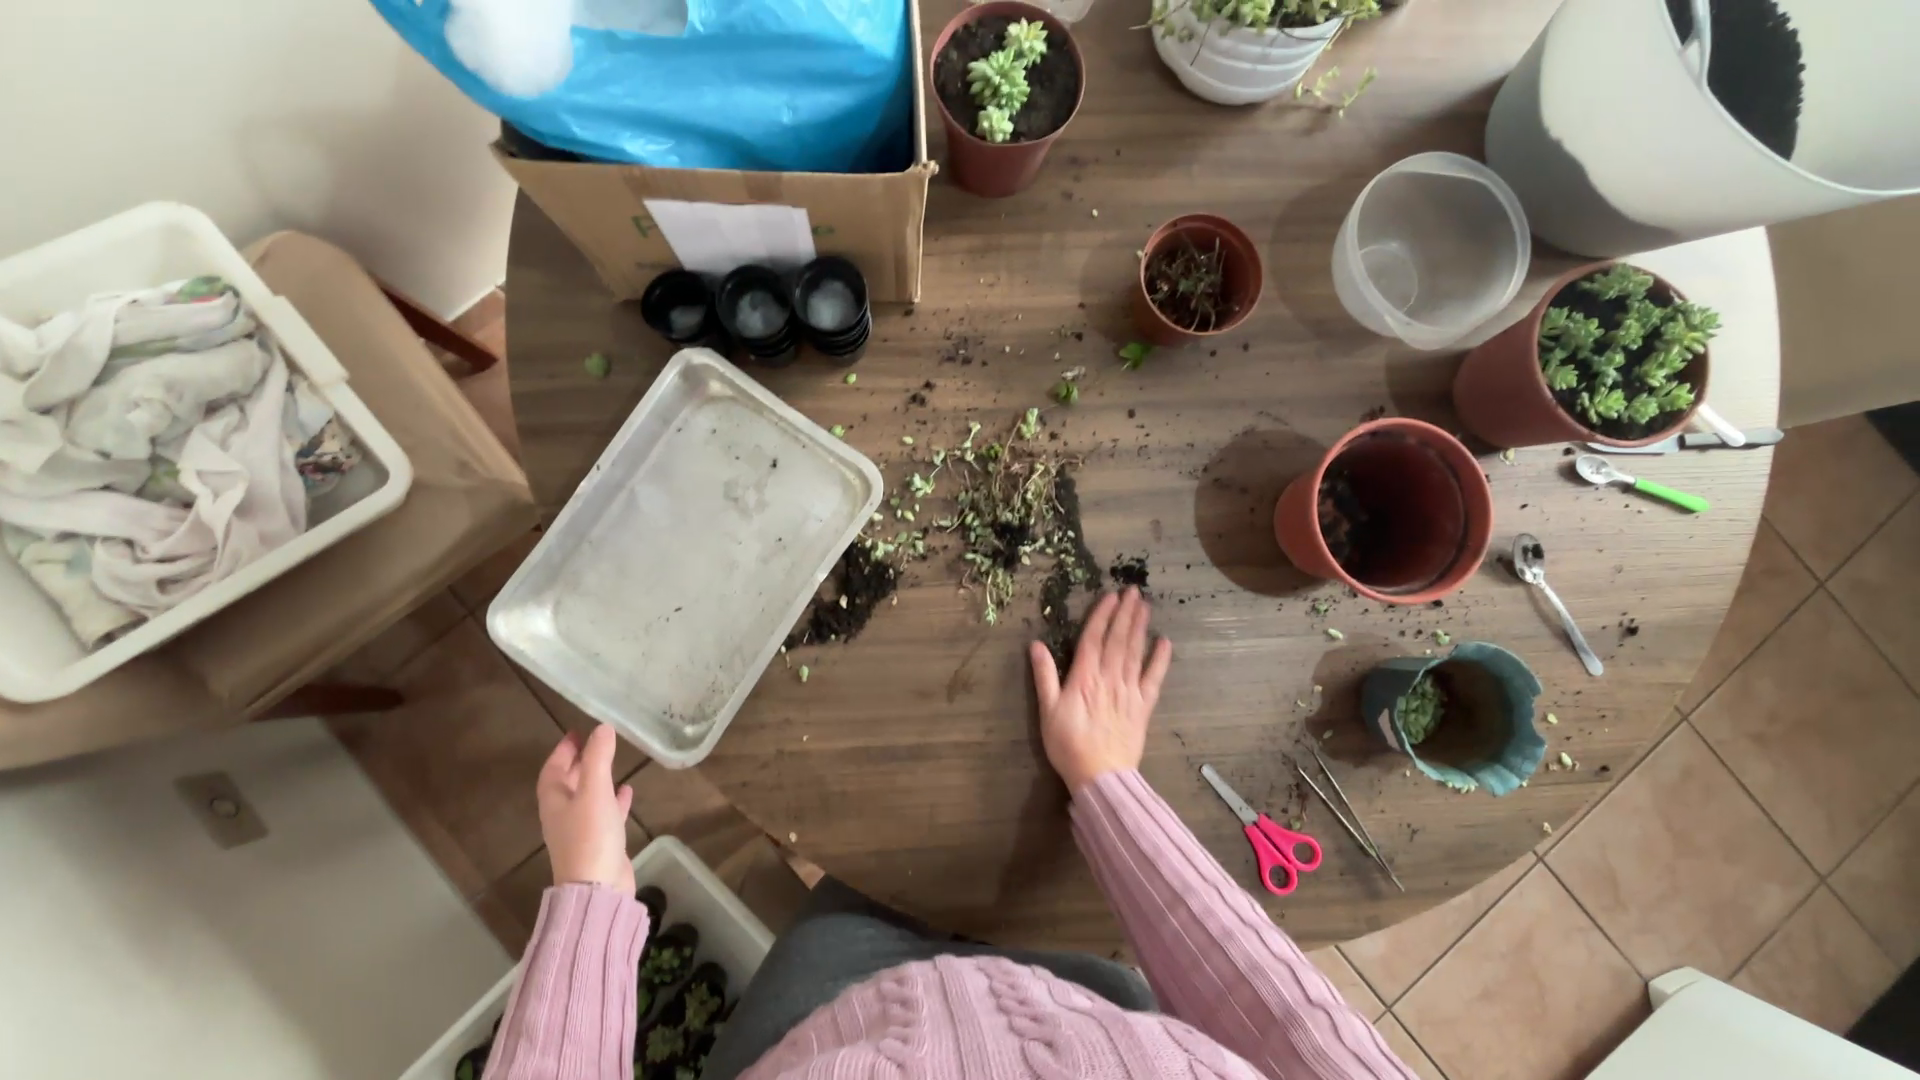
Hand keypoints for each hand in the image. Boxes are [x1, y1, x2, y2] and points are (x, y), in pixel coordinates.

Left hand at [537, 725, 636, 892]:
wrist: (598, 887)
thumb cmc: (590, 836)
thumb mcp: (594, 792)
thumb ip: (598, 758)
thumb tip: (602, 728)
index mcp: (555, 802)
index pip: (552, 770)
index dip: (562, 751)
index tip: (575, 732)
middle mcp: (564, 815)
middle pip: (567, 783)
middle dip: (578, 763)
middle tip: (594, 743)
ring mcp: (582, 831)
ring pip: (587, 797)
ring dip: (596, 779)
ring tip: (612, 761)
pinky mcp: (601, 843)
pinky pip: (606, 813)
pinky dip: (614, 800)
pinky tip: (627, 791)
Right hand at [1028, 588, 1172, 793]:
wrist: (1100, 776)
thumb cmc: (1068, 745)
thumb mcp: (1048, 711)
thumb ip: (1044, 677)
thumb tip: (1036, 645)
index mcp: (1084, 678)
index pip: (1093, 639)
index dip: (1102, 616)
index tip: (1110, 596)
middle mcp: (1109, 678)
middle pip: (1118, 640)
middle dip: (1125, 614)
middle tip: (1133, 591)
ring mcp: (1129, 691)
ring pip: (1135, 652)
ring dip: (1140, 628)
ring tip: (1144, 607)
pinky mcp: (1143, 706)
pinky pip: (1154, 678)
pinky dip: (1160, 659)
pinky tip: (1164, 642)